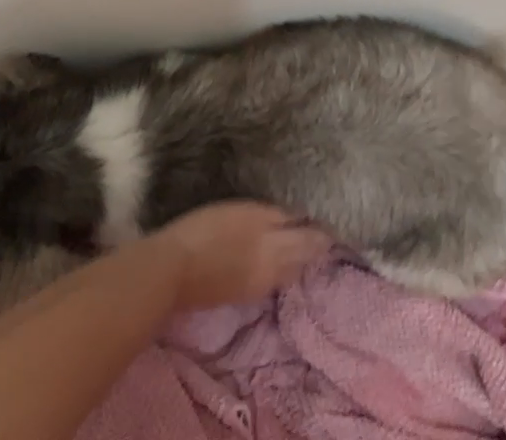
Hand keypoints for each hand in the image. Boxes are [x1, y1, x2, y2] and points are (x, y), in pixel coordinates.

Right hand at [152, 202, 331, 310]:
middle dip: (316, 247)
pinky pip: (275, 280)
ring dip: (302, 259)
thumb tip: (299, 217)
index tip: (333, 221)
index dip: (323, 231)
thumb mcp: (242, 211)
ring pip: (292, 271)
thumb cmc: (206, 231)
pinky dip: (284, 269)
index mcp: (277, 246)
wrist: (172, 270)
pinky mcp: (243, 293)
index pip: (312, 240)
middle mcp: (275, 269)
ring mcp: (260, 285)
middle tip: (325, 234)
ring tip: (305, 246)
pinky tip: (279, 260)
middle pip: (305, 259)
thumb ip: (274, 215)